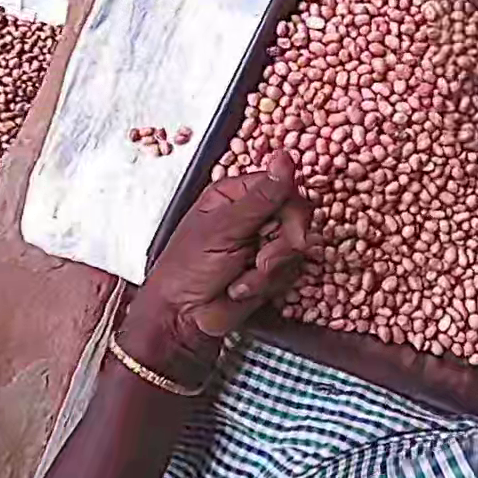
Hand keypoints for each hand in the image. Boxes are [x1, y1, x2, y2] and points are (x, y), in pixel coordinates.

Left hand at [122, 151, 311, 377]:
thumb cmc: (188, 269)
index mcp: (236, 194)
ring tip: (238, 280)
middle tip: (262, 262)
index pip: (283, 187)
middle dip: (281, 246)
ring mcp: (263, 242)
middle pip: (296, 217)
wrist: (181, 319)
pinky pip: (289, 271)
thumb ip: (262, 197)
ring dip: (268, 271)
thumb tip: (285, 158)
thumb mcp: (225, 229)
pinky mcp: (269, 270)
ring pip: (294, 247)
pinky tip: (240, 289)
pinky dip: (266, 285)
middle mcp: (253, 214)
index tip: (293, 231)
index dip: (292, 210)